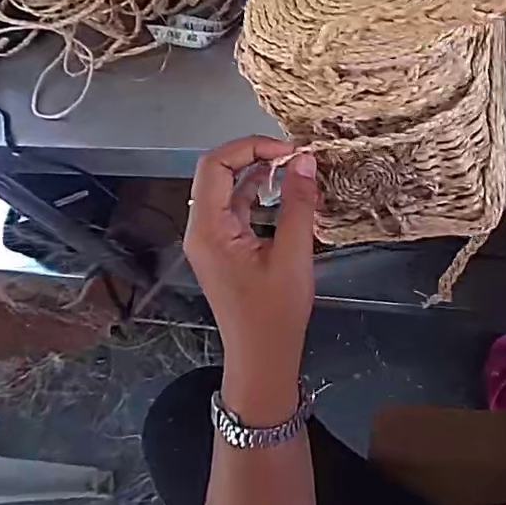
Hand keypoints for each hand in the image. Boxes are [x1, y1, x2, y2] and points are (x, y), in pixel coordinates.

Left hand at [185, 136, 320, 423]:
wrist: (262, 357)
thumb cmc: (276, 312)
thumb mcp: (293, 254)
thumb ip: (298, 202)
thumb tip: (304, 159)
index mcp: (209, 229)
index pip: (216, 165)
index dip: (251, 147)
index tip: (289, 151)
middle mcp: (201, 229)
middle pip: (217, 171)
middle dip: (254, 154)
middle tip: (292, 155)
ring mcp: (211, 238)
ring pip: (226, 186)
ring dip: (257, 170)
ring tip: (293, 167)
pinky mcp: (224, 246)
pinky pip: (235, 206)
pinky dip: (258, 191)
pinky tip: (284, 189)